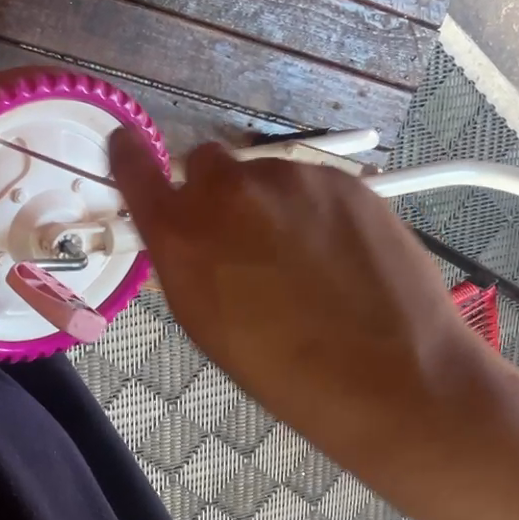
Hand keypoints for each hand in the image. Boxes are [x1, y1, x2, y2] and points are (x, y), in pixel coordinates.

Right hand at [110, 129, 495, 461]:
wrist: (391, 376)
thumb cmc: (280, 367)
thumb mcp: (202, 318)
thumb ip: (181, 258)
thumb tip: (182, 234)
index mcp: (180, 233)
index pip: (136, 168)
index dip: (130, 154)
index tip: (127, 143)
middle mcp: (226, 192)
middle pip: (205, 161)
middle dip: (215, 189)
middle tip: (243, 234)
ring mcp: (288, 179)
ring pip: (264, 175)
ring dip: (270, 201)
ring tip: (304, 256)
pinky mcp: (343, 180)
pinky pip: (312, 182)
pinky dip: (315, 208)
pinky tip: (339, 252)